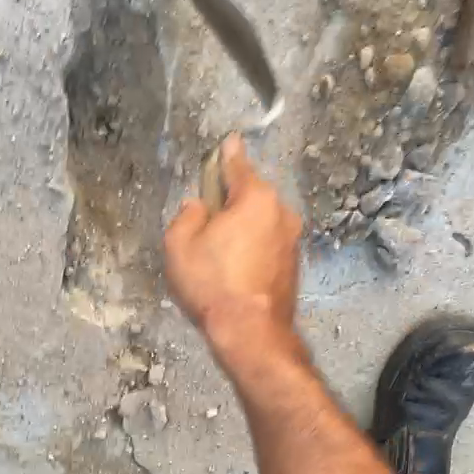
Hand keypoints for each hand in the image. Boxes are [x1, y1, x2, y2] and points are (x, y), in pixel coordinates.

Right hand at [164, 134, 305, 371]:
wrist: (250, 333)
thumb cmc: (212, 284)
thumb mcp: (179, 244)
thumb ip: (186, 216)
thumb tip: (197, 207)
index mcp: (255, 198)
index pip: (237, 166)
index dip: (227, 155)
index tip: (229, 141)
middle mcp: (281, 213)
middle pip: (250, 198)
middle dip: (229, 205)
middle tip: (204, 224)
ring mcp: (292, 241)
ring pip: (259, 225)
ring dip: (240, 232)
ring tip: (215, 256)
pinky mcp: (293, 267)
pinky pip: (266, 247)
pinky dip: (251, 252)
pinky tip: (232, 273)